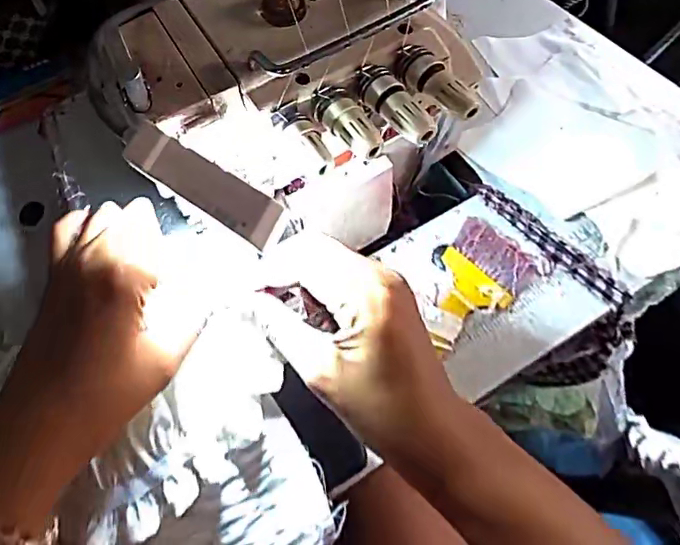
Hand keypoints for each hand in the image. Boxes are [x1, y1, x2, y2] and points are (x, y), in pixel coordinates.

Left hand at [0, 198, 207, 517]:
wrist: (39, 424)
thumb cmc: (102, 399)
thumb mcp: (162, 362)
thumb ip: (192, 317)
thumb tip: (206, 292)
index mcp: (126, 272)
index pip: (163, 241)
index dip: (174, 265)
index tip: (174, 292)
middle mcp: (96, 254)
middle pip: (134, 218)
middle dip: (151, 240)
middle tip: (156, 282)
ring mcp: (69, 258)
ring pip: (105, 215)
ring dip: (124, 230)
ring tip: (132, 268)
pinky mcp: (52, 270)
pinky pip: (70, 226)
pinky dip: (87, 227)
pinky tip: (99, 249)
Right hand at [251, 232, 463, 455]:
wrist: (435, 432)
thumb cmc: (387, 413)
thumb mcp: (321, 373)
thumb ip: (282, 328)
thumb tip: (255, 303)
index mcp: (366, 290)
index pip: (303, 257)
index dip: (268, 271)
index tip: (245, 289)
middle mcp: (380, 274)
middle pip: (315, 248)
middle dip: (281, 268)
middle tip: (256, 295)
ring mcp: (387, 279)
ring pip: (328, 256)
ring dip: (299, 275)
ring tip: (278, 307)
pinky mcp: (389, 290)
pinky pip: (344, 271)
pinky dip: (319, 283)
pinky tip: (308, 313)